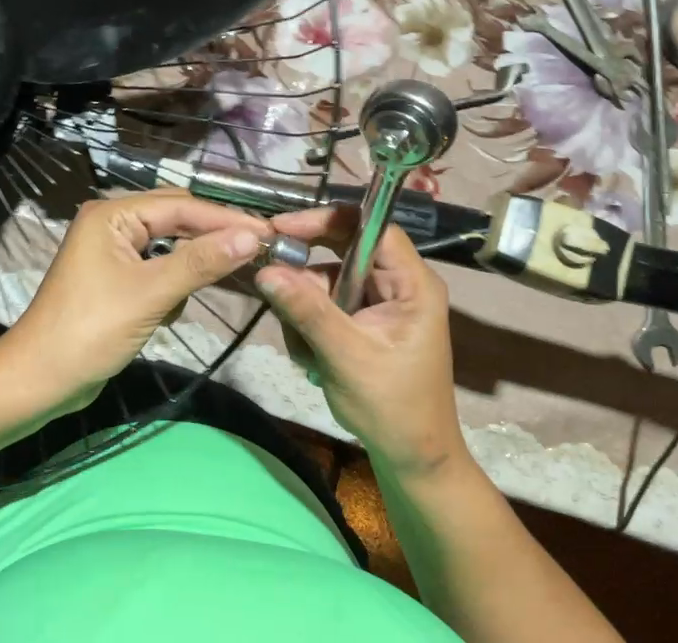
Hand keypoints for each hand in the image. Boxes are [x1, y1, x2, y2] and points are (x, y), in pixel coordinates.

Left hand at [0, 190, 269, 413]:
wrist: (43, 377)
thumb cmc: (92, 330)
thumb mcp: (151, 294)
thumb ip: (201, 262)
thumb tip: (251, 235)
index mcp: (111, 214)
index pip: (180, 206)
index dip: (225, 219)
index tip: (270, 233)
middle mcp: (110, 224)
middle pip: (175, 220)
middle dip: (212, 237)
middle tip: (262, 250)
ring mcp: (111, 252)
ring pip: (168, 246)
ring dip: (192, 265)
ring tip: (233, 275)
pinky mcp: (114, 280)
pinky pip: (156, 270)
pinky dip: (173, 285)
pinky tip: (178, 306)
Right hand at [255, 216, 465, 478]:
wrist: (411, 458)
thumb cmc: (392, 407)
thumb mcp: (346, 356)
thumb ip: (307, 310)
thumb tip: (265, 270)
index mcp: (412, 284)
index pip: (372, 227)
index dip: (327, 220)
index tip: (283, 228)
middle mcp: (397, 284)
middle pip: (342, 249)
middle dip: (306, 268)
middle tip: (269, 276)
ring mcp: (378, 303)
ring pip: (326, 278)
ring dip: (303, 305)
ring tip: (303, 347)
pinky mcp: (361, 321)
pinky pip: (323, 303)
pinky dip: (307, 322)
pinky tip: (309, 355)